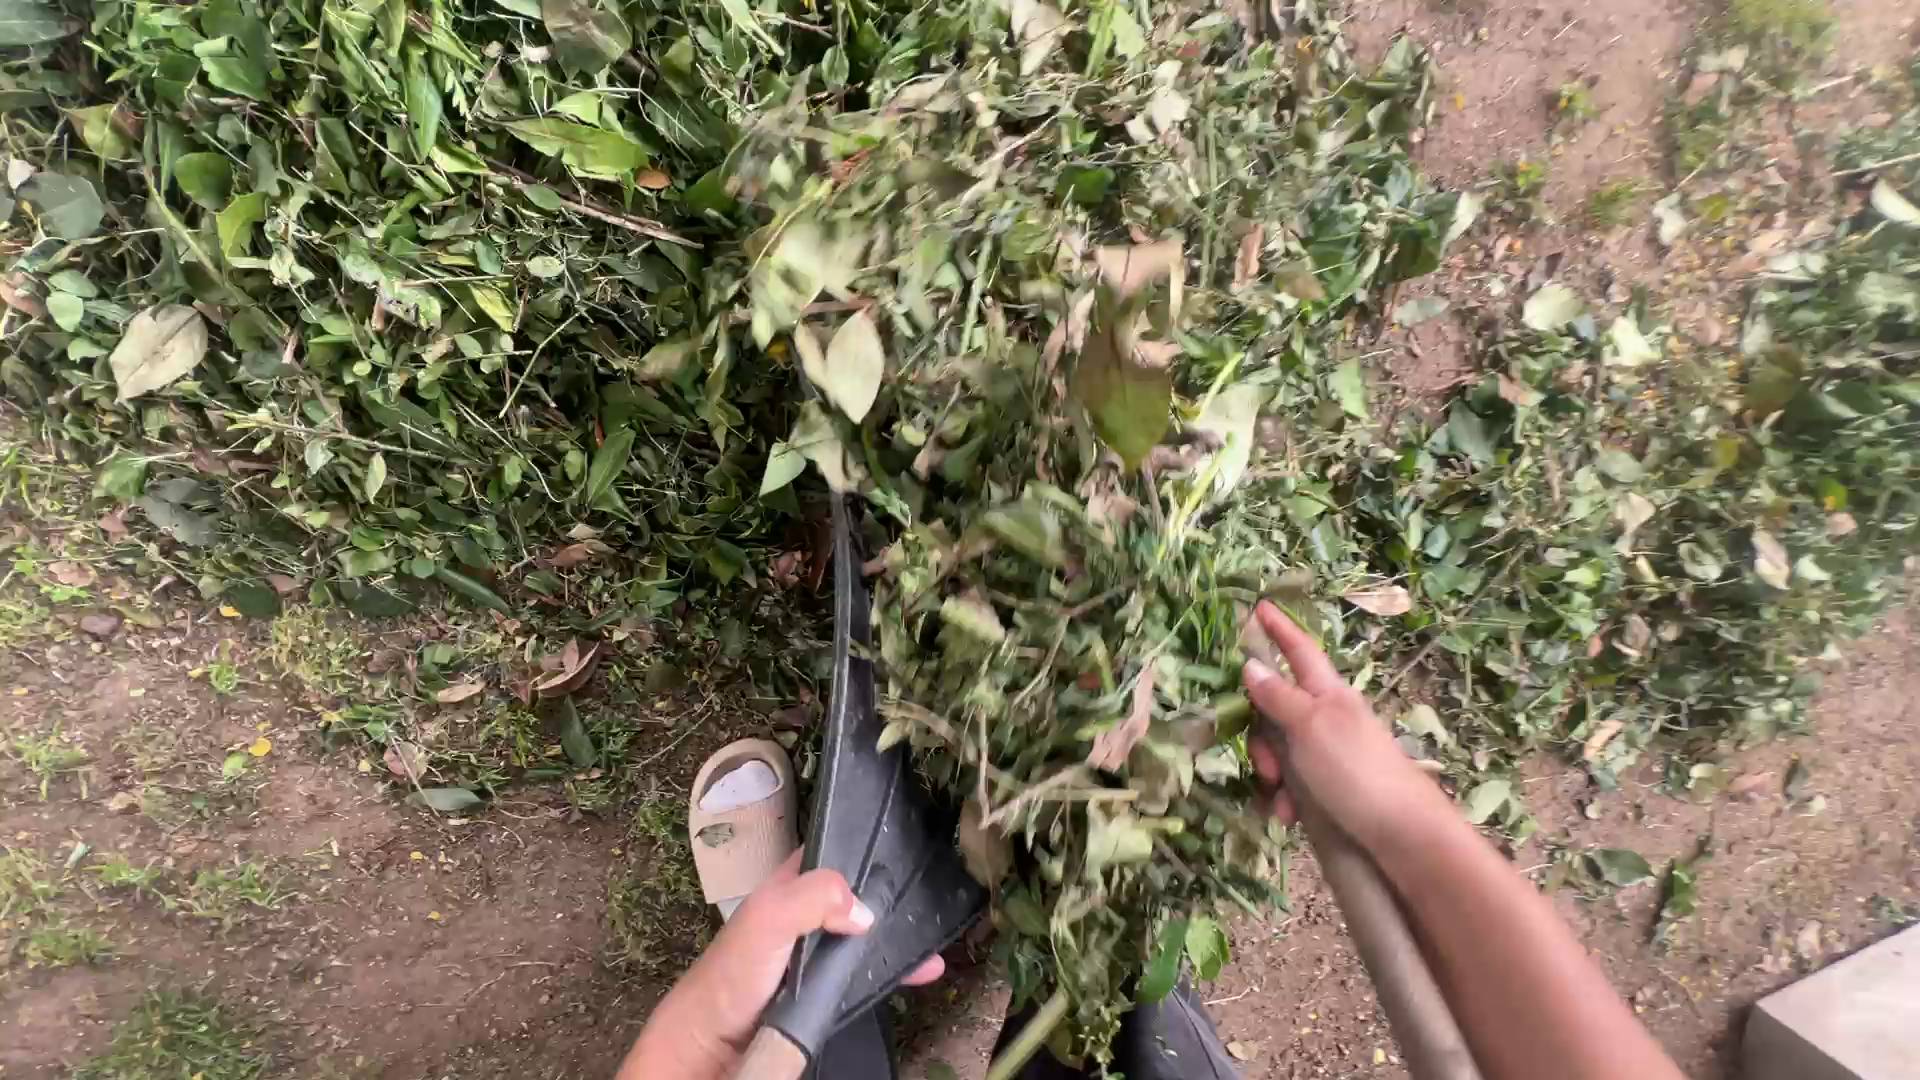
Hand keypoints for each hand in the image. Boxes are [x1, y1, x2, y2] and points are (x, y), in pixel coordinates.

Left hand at [617, 852, 943, 1079]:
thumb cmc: (731, 974)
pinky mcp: (828, 991)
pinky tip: (925, 971)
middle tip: (935, 890)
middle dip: (895, 892)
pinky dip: (897, 971)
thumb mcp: (768, 918)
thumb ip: (813, 899)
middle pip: (861, 893)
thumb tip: (866, 911)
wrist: (710, 1050)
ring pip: (869, 934)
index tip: (909, 842)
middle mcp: (810, 913)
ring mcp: (820, 953)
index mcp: (794, 883)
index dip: (869, 845)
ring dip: (901, 933)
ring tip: (938, 934)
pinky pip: (869, 974)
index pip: (838, 850)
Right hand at [1241, 601, 1447, 855]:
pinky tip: (1287, 815)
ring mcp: (1328, 754)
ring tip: (1278, 795)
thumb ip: (1278, 697)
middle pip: (1275, 707)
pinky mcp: (1329, 788)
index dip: (1279, 629)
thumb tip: (1250, 664)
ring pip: (1277, 747)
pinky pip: (1290, 782)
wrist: (1407, 840)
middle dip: (1258, 732)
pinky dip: (1282, 797)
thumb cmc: (1358, 772)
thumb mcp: (1311, 728)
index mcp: (1328, 695)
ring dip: (1268, 771)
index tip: (1258, 606)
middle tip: (1262, 761)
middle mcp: (1327, 718)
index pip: (1299, 651)